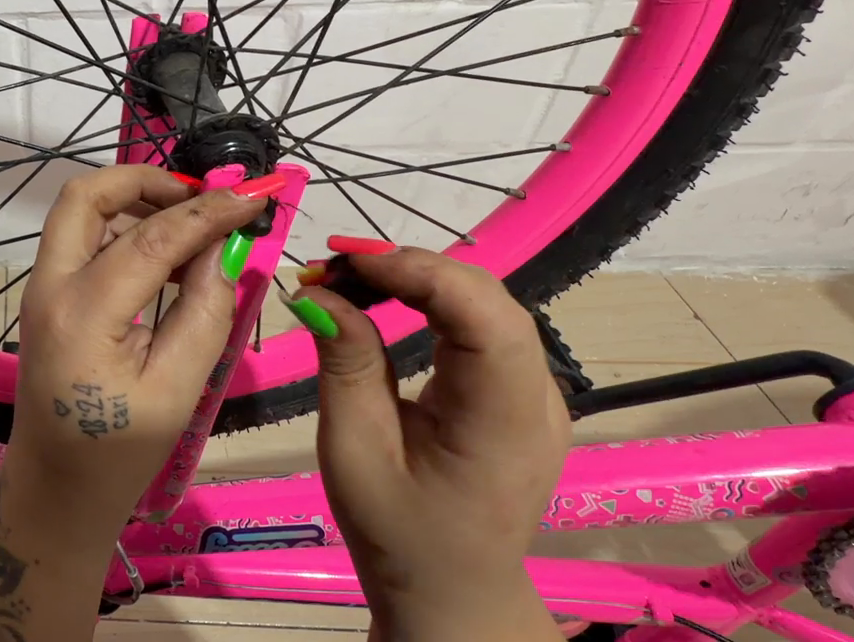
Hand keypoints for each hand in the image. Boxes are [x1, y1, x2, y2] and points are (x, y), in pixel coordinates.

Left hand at [3, 165, 275, 541]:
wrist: (54, 489)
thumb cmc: (117, 454)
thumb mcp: (177, 390)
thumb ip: (204, 313)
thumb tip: (222, 250)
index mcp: (82, 312)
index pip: (149, 238)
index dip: (206, 213)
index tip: (252, 197)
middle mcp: (50, 285)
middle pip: (86, 196)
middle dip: (145, 180)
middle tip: (200, 196)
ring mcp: (41, 287)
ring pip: (80, 212)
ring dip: (133, 202)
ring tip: (193, 225)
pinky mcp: (48, 295)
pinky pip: (82, 240)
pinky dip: (122, 229)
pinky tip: (166, 256)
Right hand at [299, 248, 568, 641]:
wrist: (452, 590)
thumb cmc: (396, 530)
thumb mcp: (353, 450)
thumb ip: (345, 364)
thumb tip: (318, 292)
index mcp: (502, 423)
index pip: (485, 319)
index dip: (419, 273)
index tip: (345, 262)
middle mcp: (535, 398)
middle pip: (485, 299)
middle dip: (406, 267)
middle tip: (332, 267)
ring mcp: (532, 392)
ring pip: (481, 301)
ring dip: (412, 277)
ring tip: (346, 277)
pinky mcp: (513, 389)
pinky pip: (476, 321)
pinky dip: (424, 297)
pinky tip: (381, 296)